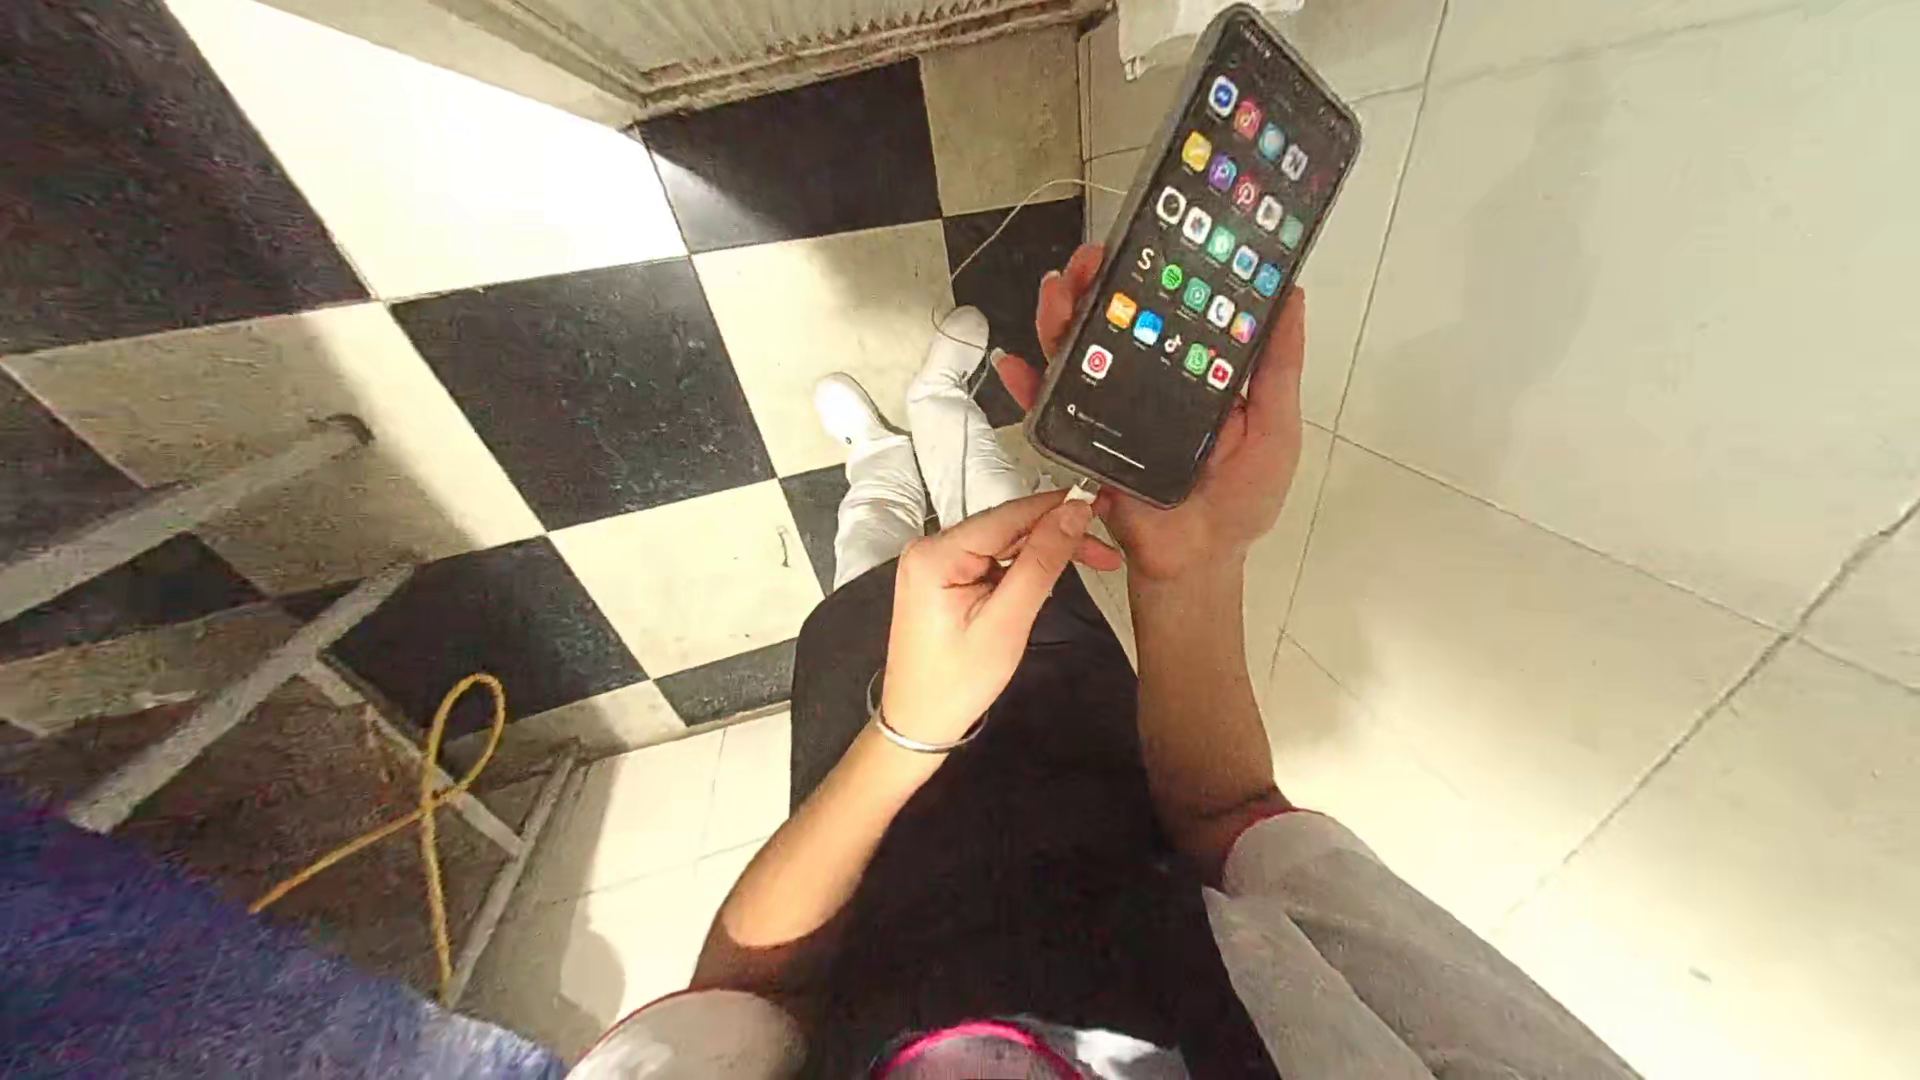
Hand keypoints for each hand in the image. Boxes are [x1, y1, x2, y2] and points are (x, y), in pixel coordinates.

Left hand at [881, 490, 1103, 742]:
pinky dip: (1022, 566)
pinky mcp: (942, 576)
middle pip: (1007, 526)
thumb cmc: (957, 682)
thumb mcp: (1007, 623)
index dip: (1057, 507)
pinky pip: (990, 558)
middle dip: (1057, 533)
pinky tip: (1050, 574)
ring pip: (1002, 541)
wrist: (918, 721)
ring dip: (1044, 550)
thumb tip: (1072, 514)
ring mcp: (934, 561)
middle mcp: (929, 548)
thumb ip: (1040, 563)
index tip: (1099, 504)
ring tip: (1091, 560)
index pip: (1008, 515)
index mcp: (936, 555)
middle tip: (1104, 551)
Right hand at [994, 244, 1308, 582]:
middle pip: (1109, 329)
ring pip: (1074, 358)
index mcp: (1185, 377)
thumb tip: (1290, 294)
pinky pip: (1048, 414)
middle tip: (1089, 261)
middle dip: (1093, 288)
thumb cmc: (1240, 500)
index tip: (1146, 242)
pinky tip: (1013, 361)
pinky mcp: (1080, 444)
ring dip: (1057, 320)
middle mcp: (1141, 387)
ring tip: (1056, 290)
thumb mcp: (1275, 428)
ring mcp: (1106, 415)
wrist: (1194, 557)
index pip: (1161, 316)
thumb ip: (1279, 369)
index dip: (1150, 277)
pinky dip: (1027, 388)